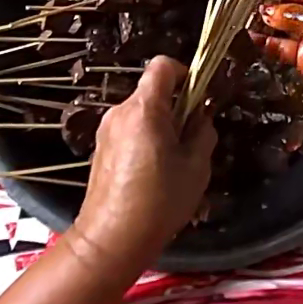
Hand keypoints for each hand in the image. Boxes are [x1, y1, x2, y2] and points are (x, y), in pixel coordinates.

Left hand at [68, 57, 214, 273]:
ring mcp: (106, 129)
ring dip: (159, 125)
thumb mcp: (196, 168)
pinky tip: (152, 173)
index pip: (162, 65)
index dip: (183, 72)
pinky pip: (128, 130)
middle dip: (174, 106)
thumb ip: (203, 133)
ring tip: (173, 162)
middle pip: (151, 91)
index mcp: (145, 108)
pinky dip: (143, 139)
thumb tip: (201, 116)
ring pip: (140, 112)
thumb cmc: (159, 201)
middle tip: (191, 138)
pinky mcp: (100, 147)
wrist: (111, 238)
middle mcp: (121, 111)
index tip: (197, 95)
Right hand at [254, 0, 302, 120]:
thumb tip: (271, 10)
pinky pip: (283, 47)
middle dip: (273, 7)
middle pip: (294, 8)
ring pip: (286, 28)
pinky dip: (268, 43)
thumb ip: (295, 15)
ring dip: (268, 25)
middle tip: (254, 6)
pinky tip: (256, 38)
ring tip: (250, 21)